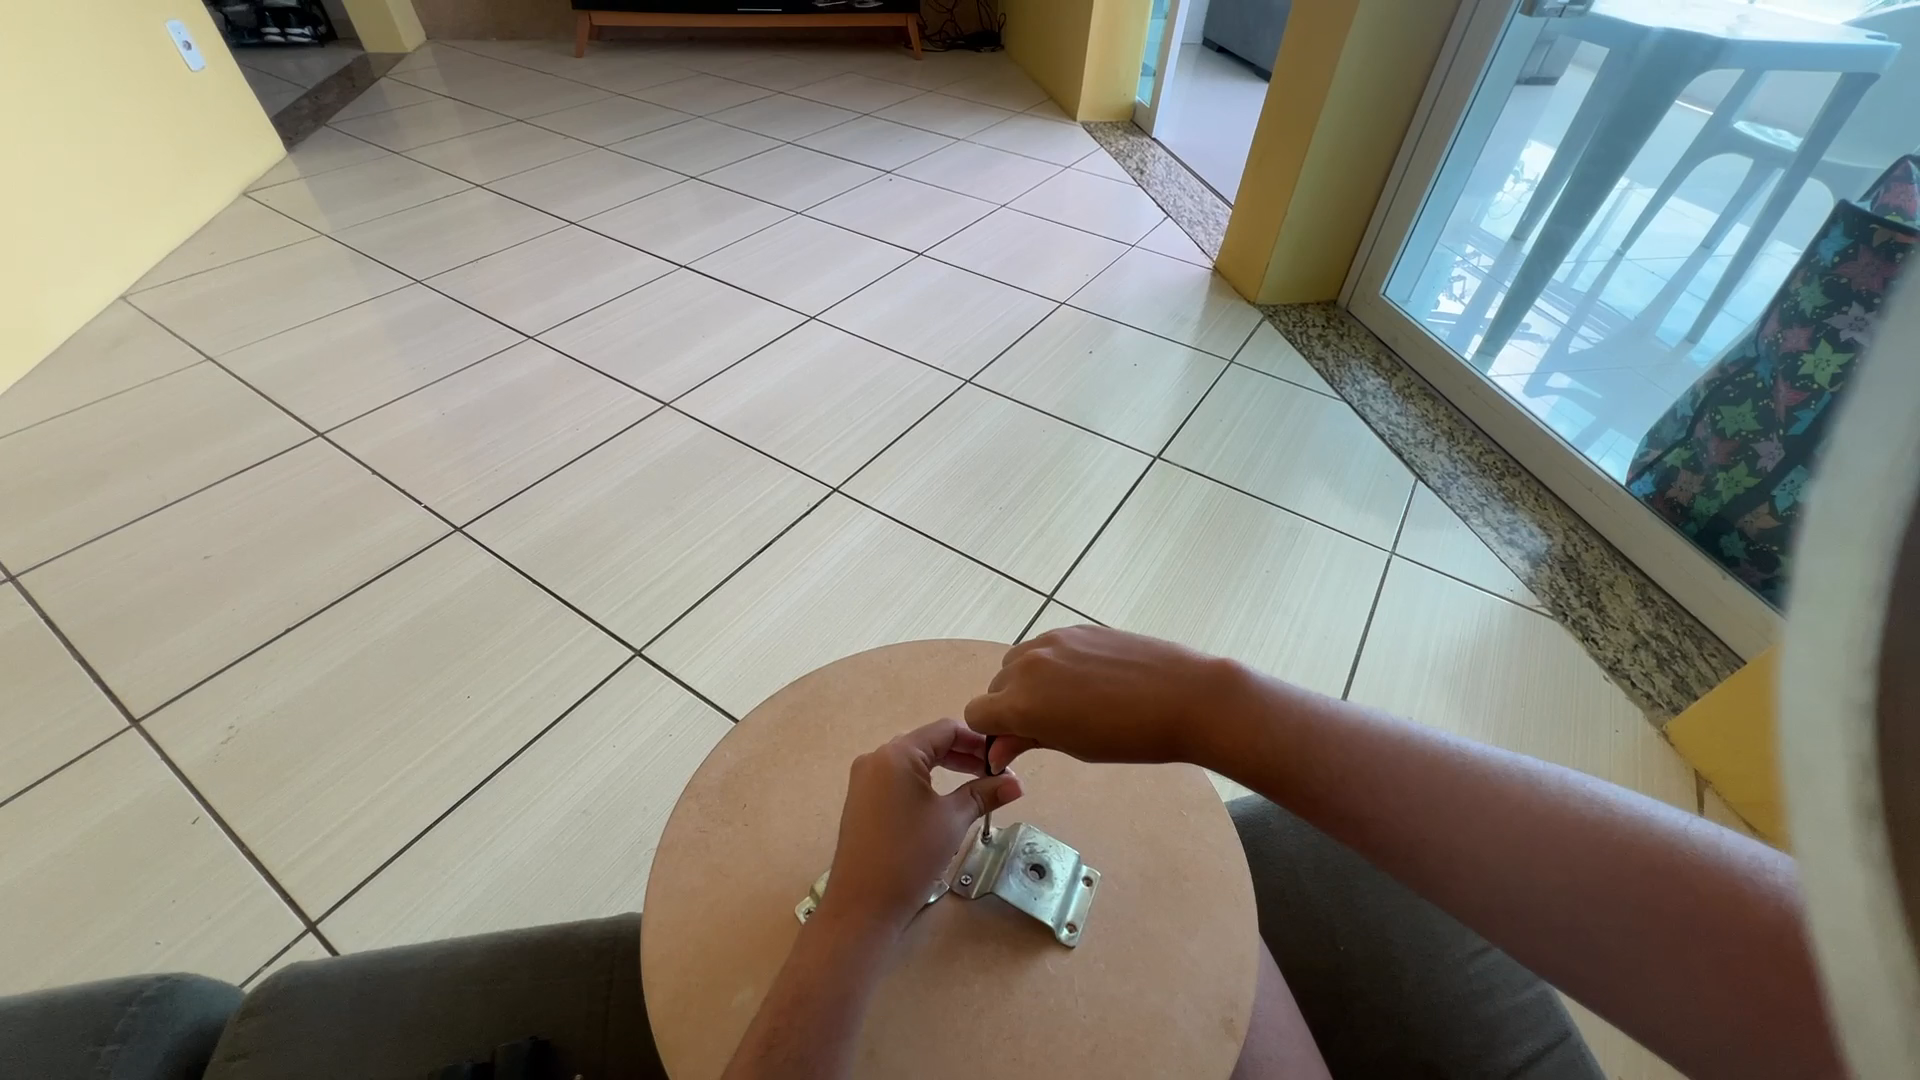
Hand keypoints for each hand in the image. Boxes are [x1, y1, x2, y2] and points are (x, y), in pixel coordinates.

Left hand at [822, 717, 1023, 933]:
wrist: (861, 907)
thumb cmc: (910, 857)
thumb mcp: (952, 821)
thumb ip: (983, 794)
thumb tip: (1016, 784)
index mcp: (897, 754)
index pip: (945, 730)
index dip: (977, 741)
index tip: (1003, 759)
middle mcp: (876, 757)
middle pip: (928, 742)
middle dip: (963, 755)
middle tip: (995, 775)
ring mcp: (864, 779)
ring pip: (913, 760)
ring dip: (945, 768)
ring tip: (976, 786)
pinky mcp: (861, 799)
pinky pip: (898, 777)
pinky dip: (924, 781)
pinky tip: (944, 799)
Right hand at [964, 626, 1248, 771]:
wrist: (1185, 696)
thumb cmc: (1129, 736)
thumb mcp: (1072, 746)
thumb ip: (1028, 740)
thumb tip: (998, 749)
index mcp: (1020, 701)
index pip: (977, 714)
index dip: (992, 732)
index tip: (1017, 743)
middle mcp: (1026, 664)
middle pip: (996, 685)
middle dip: (1010, 706)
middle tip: (1047, 725)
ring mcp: (1052, 640)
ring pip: (1018, 661)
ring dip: (1028, 682)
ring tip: (1067, 700)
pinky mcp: (1075, 627)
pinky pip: (1046, 647)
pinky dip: (1052, 664)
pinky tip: (1088, 680)